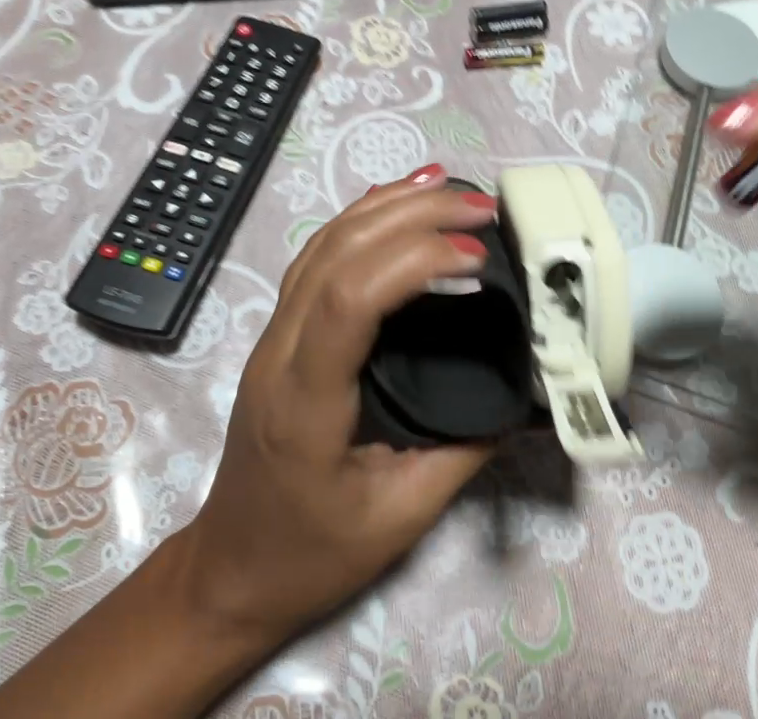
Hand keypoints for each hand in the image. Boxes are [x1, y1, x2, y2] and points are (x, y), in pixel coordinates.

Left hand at [183, 164, 498, 637]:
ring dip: (382, 209)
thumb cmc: (312, 553)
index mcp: (305, 403)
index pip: (348, 301)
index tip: (476, 256)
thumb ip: (465, 451)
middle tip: (479, 207)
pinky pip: (313, 265)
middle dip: (409, 217)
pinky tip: (391, 207)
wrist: (232, 569)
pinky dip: (357, 225)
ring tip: (444, 188)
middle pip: (334, 257)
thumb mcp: (400, 517)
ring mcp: (271, 341)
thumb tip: (525, 398)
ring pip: (318, 249)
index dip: (412, 261)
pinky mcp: (278, 339)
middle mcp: (279, 355)